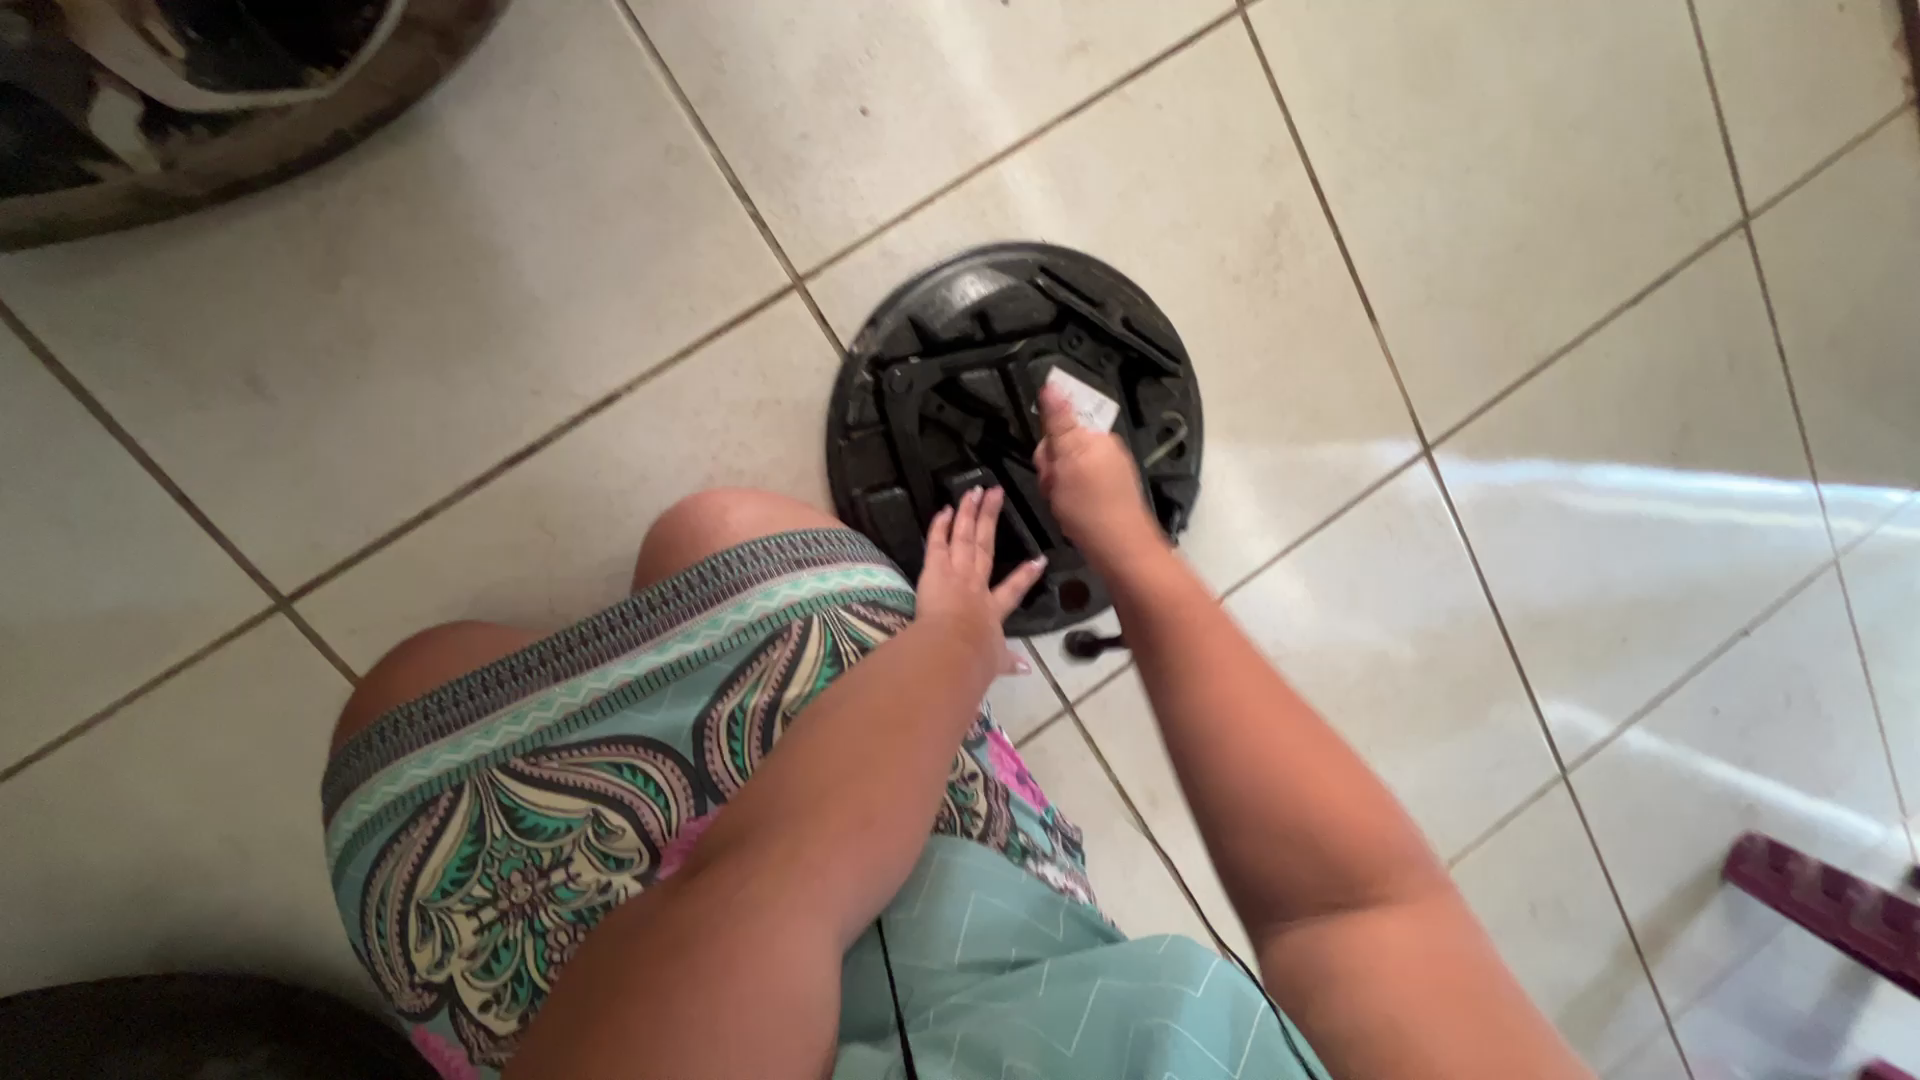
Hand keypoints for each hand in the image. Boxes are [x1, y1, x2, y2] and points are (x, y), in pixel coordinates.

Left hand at [916, 486, 1047, 676]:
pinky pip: (937, 543)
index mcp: (993, 609)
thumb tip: (1026, 669)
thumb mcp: (994, 663)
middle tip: (997, 493)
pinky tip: (944, 509)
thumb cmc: (975, 658)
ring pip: (964, 537)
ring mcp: (957, 573)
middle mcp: (976, 585)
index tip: (1039, 560)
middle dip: (991, 519)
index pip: (1012, 589)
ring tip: (975, 490)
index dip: (1027, 575)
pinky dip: (940, 526)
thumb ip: (1007, 662)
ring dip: (969, 512)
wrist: (954, 649)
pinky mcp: (935, 570)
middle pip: (986, 546)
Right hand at [1033, 382, 1165, 570]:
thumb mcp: (1067, 459)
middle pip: (1061, 452)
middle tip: (1056, 492)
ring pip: (1067, 475)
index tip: (1051, 470)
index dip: (1047, 452)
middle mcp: (1106, 450)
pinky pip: (1079, 491)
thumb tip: (1051, 383)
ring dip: (1058, 491)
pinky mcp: (1111, 496)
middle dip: (1052, 473)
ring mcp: (1110, 474)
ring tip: (1065, 507)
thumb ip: (1058, 422)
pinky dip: (1071, 503)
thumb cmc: (1089, 505)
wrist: (1120, 548)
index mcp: (1097, 437)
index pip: (1057, 430)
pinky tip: (1074, 516)